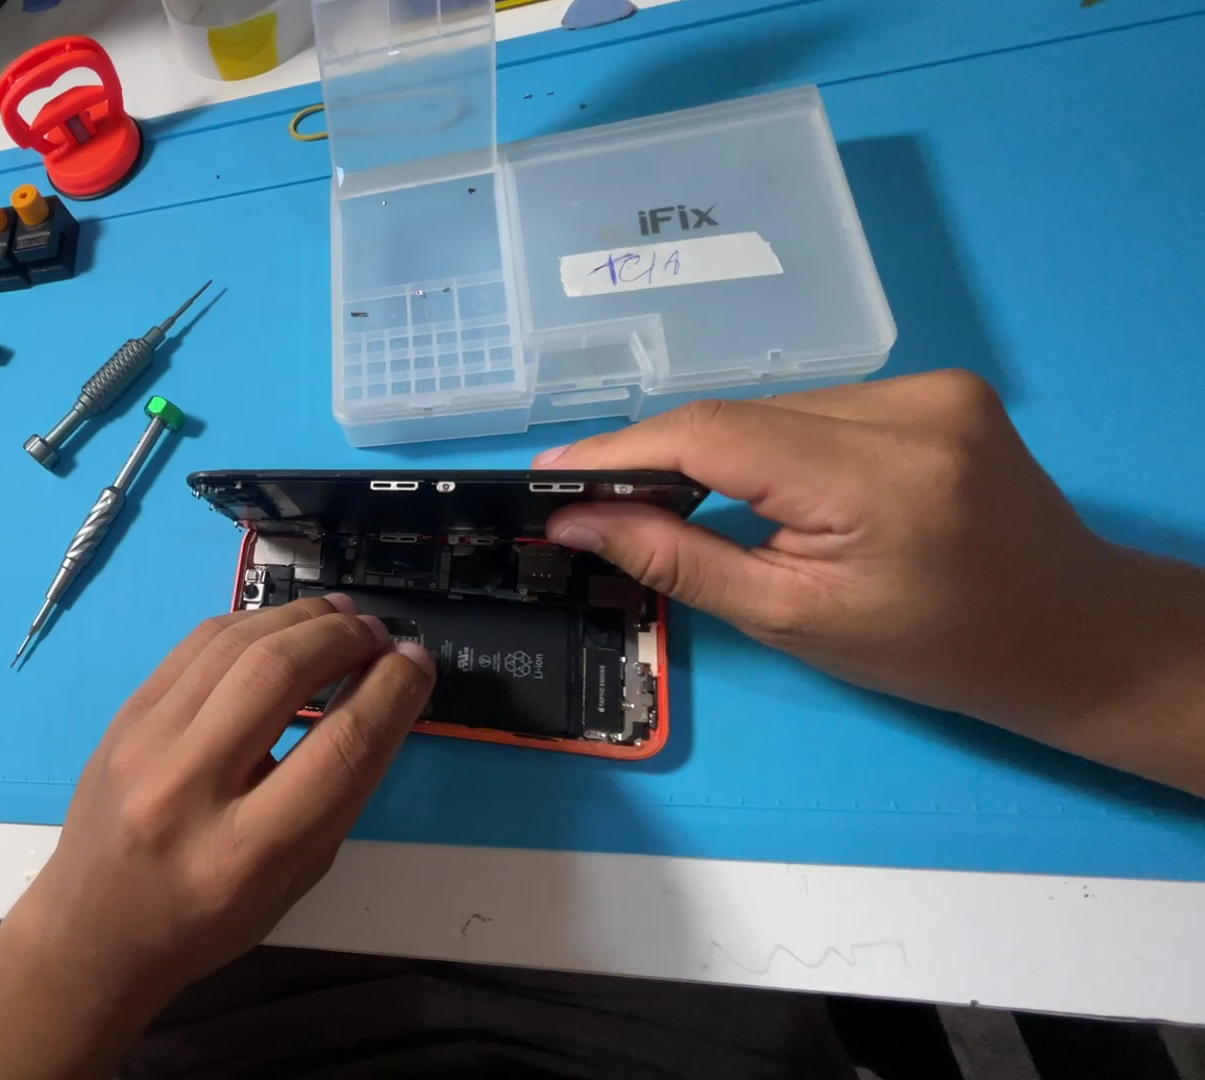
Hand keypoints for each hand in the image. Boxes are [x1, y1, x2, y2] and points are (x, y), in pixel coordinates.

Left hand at [0, 595, 434, 1078]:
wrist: (94, 928)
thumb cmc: (208, 920)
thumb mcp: (293, 880)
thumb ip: (338, 791)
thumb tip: (377, 694)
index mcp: (242, 854)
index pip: (337, 750)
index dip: (391, 694)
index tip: (417, 664)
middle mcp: (186, 787)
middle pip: (278, 676)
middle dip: (343, 639)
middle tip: (377, 634)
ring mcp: (144, 740)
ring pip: (234, 644)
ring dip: (298, 618)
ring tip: (339, 615)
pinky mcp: (124, 712)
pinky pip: (197, 643)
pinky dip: (251, 622)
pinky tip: (282, 624)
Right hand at [534, 370, 1204, 793]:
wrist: (1074, 634)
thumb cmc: (927, 648)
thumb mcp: (784, 617)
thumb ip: (672, 560)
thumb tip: (572, 523)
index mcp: (877, 476)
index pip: (710, 436)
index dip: (618, 451)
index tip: (548, 475)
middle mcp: (904, 408)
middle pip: (727, 416)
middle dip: (643, 456)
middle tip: (580, 496)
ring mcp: (921, 389)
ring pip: (755, 409)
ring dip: (690, 451)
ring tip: (640, 494)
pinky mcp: (923, 389)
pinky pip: (792, 409)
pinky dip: (739, 444)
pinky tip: (722, 480)